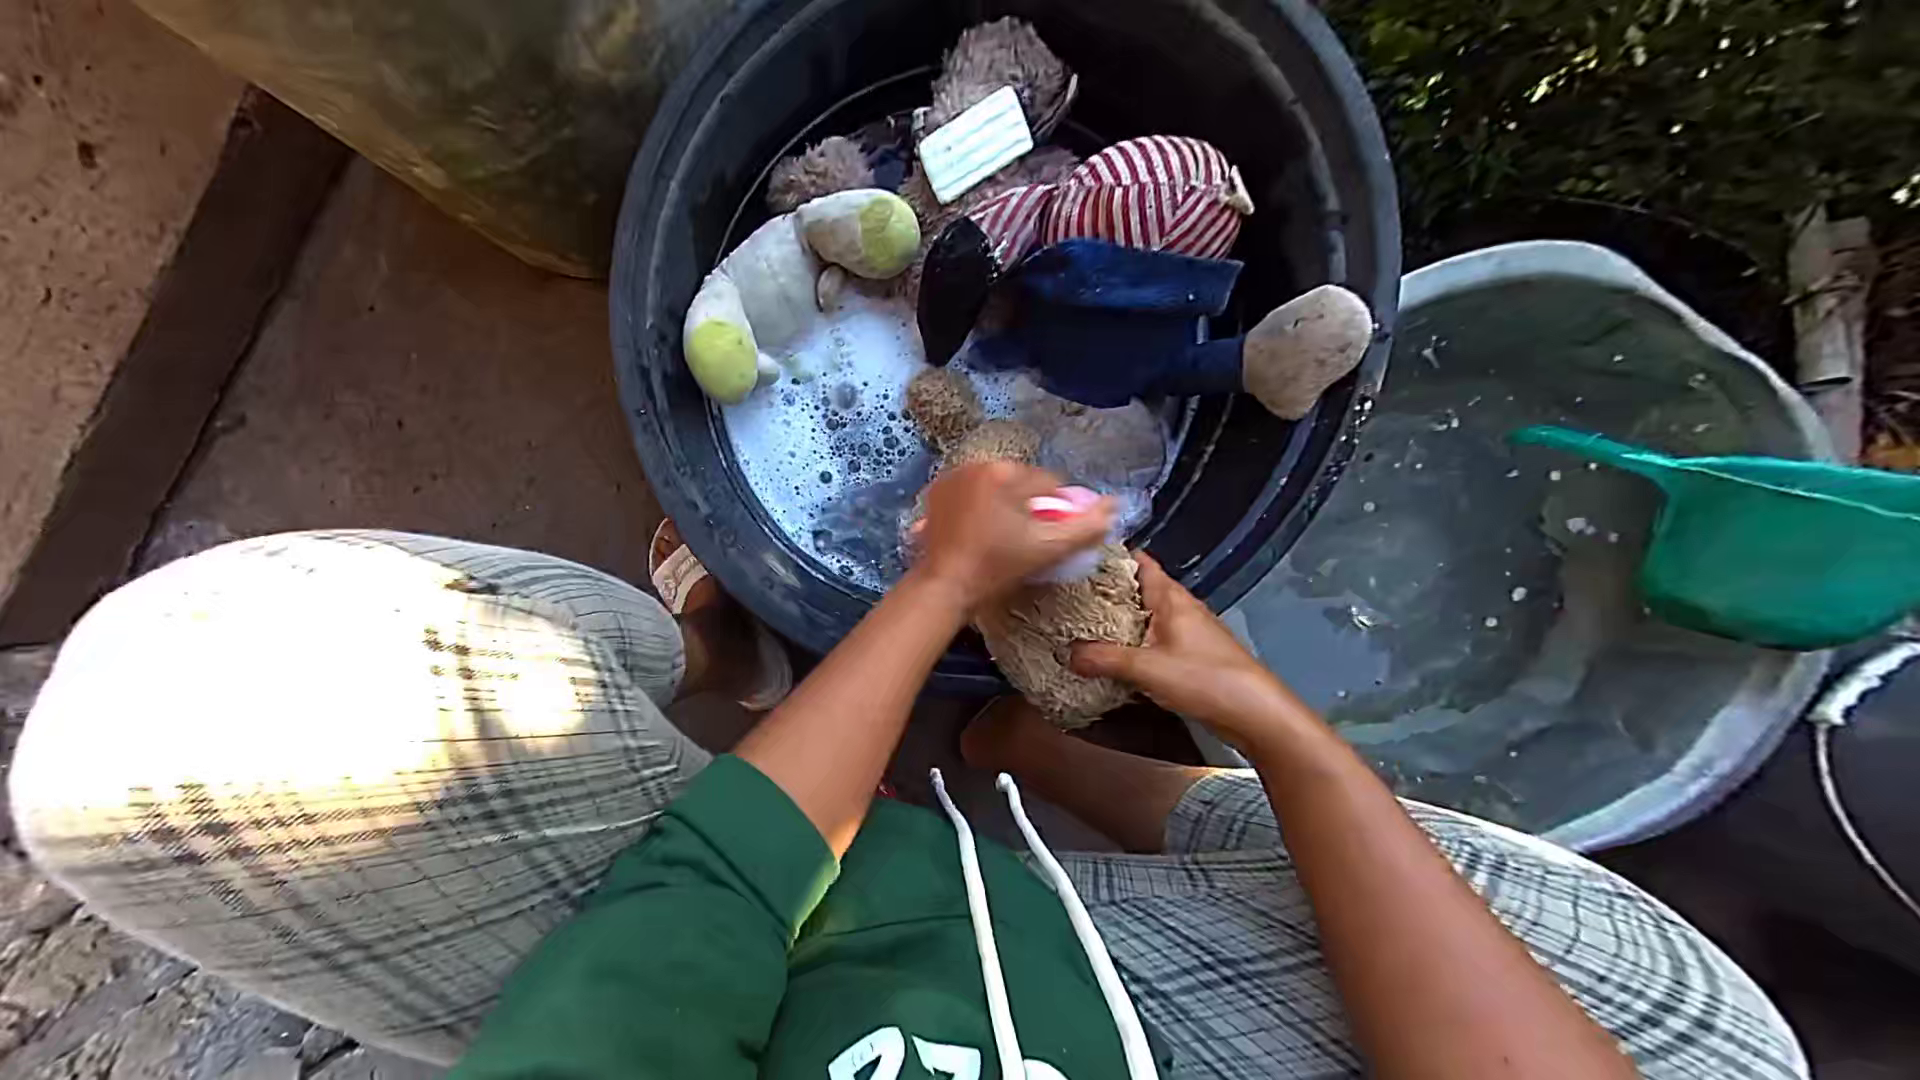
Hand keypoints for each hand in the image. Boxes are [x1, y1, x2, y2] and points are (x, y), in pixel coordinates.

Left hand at [916, 462, 1113, 609]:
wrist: (945, 586)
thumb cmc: (995, 569)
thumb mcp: (1047, 550)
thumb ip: (1086, 527)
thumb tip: (1113, 505)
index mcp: (1006, 473)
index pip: (1051, 484)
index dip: (1056, 511)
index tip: (1045, 536)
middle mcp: (978, 465)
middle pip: (1022, 481)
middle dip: (1028, 505)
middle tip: (1023, 538)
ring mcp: (953, 476)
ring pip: (997, 484)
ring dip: (1005, 502)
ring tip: (1001, 536)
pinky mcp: (937, 490)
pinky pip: (972, 489)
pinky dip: (980, 503)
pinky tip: (979, 529)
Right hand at [1070, 552, 1303, 745]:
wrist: (1256, 714)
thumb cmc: (1205, 678)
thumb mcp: (1147, 668)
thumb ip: (1104, 659)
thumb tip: (1067, 654)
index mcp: (1171, 598)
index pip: (1140, 561)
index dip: (1111, 556)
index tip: (1079, 558)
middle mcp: (1180, 607)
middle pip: (1139, 588)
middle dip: (1107, 590)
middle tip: (1070, 594)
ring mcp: (1188, 631)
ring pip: (1146, 614)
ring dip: (1120, 617)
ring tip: (1084, 623)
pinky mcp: (1191, 654)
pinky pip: (1154, 637)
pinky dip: (1133, 640)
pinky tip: (1114, 654)